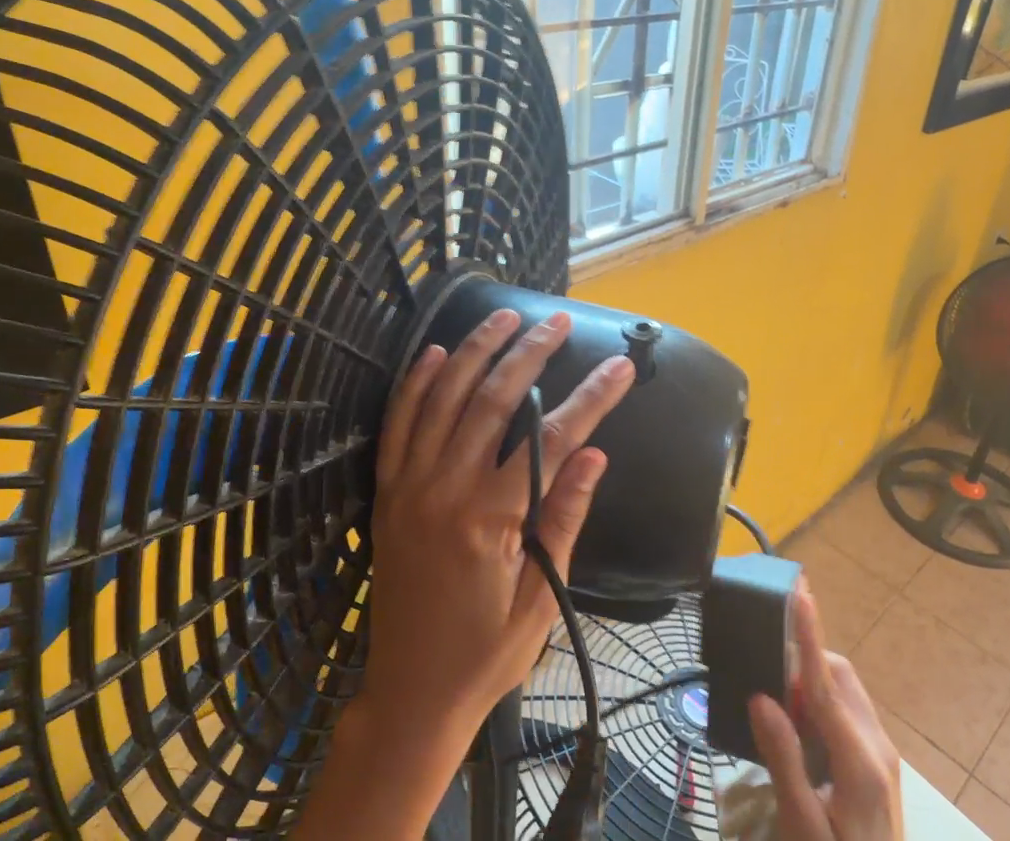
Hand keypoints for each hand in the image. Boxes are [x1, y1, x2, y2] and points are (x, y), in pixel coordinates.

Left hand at [293, 308, 634, 840]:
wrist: (411, 692)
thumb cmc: (486, 654)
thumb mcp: (542, 600)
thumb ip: (564, 520)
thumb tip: (594, 456)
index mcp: (489, 518)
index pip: (550, 440)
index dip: (591, 398)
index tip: (620, 368)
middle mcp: (444, 489)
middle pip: (492, 402)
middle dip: (528, 354)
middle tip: (557, 321)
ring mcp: (409, 487)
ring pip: (442, 400)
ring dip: (473, 352)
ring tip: (503, 317)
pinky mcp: (388, 494)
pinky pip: (397, 427)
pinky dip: (415, 386)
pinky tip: (433, 355)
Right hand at [749, 583, 903, 840]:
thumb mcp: (803, 826)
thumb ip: (784, 761)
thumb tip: (761, 696)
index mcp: (860, 761)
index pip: (827, 685)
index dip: (809, 637)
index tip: (801, 595)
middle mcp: (877, 747)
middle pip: (840, 678)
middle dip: (804, 658)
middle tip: (763, 666)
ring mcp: (882, 755)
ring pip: (844, 692)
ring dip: (811, 682)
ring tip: (774, 702)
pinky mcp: (877, 765)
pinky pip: (846, 714)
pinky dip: (819, 704)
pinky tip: (795, 730)